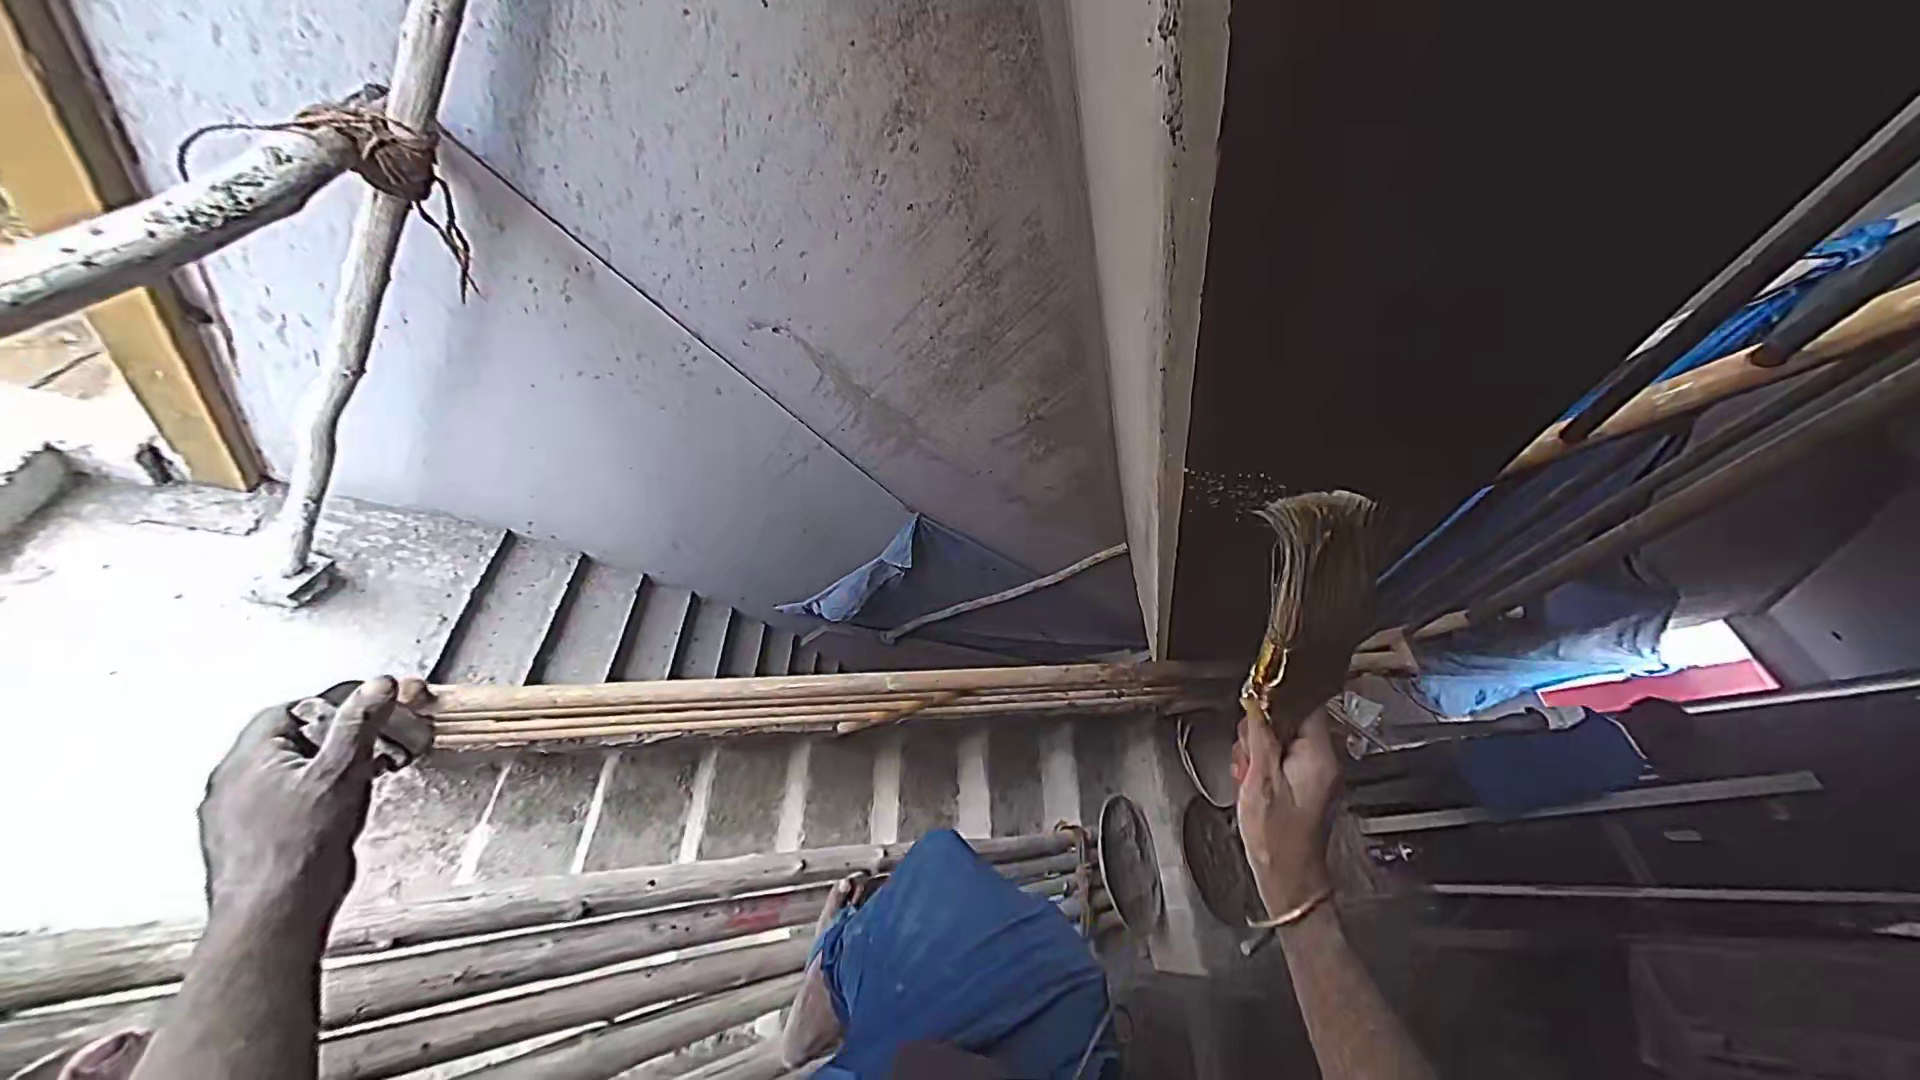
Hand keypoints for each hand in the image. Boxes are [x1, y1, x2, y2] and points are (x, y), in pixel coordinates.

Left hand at [197, 676, 418, 938]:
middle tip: (376, 739)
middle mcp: (231, 783)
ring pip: (289, 769)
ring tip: (367, 770)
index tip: (369, 707)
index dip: (332, 704)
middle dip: (337, 734)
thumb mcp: (343, 770)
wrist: (277, 912)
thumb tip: (377, 686)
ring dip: (330, 763)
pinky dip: (319, 788)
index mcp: (246, 760)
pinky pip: (286, 796)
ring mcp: (235, 813)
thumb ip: (360, 723)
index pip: (288, 711)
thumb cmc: (303, 842)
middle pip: (290, 738)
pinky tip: (344, 801)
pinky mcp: (249, 836)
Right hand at [1233, 700, 1340, 914]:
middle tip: (1247, 754)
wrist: (1287, 878)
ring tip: (1247, 772)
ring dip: (1256, 747)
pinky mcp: (1302, 782)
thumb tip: (1255, 701)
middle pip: (1287, 719)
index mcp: (1318, 756)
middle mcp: (1322, 760)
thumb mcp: (1260, 780)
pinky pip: (1279, 755)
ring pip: (1279, 736)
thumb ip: (1259, 737)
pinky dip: (1261, 762)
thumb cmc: (1277, 837)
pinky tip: (1251, 779)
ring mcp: (1312, 771)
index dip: (1276, 699)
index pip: (1305, 704)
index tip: (1253, 703)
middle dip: (1258, 729)